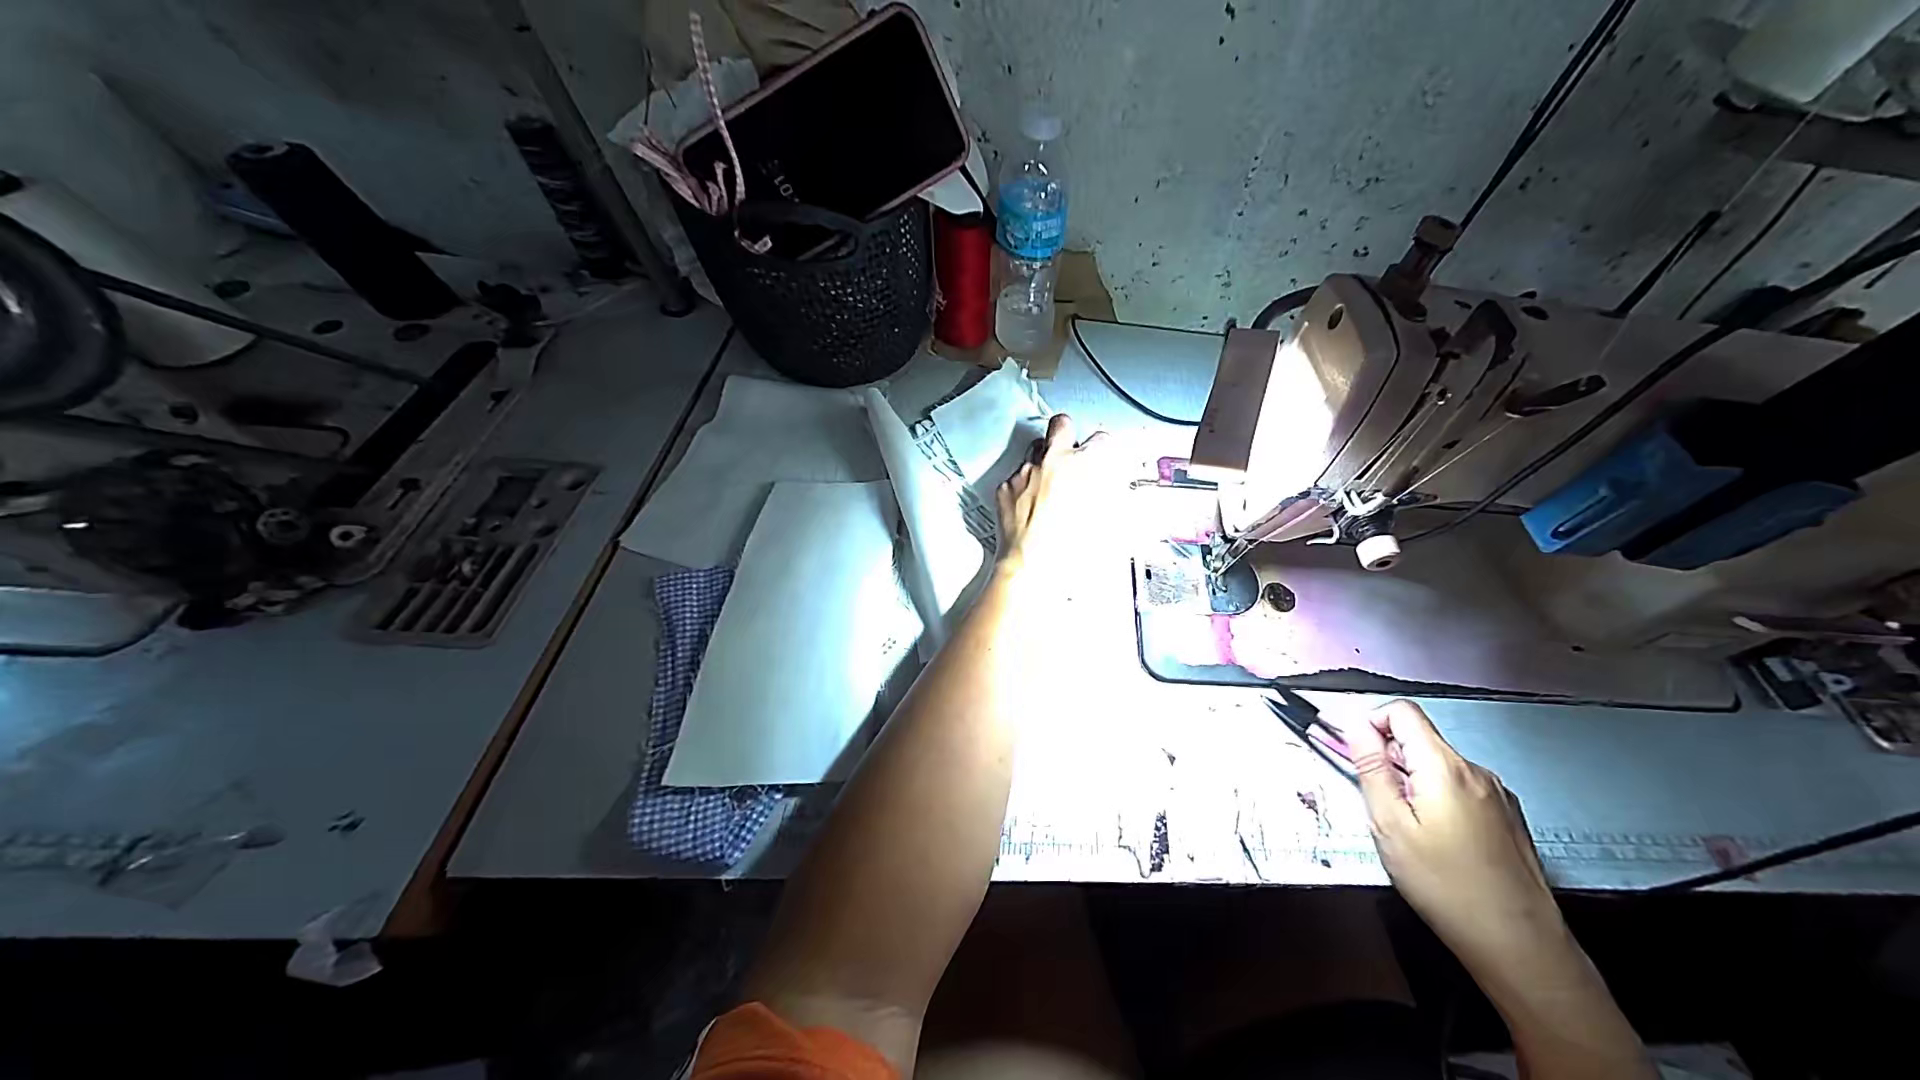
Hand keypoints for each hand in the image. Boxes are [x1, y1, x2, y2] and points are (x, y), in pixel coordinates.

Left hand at [993, 414, 1108, 580]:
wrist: (1031, 565)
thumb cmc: (1068, 548)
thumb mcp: (1103, 519)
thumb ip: (1105, 494)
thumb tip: (1106, 488)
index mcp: (1082, 465)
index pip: (1100, 440)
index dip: (1102, 446)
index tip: (1101, 452)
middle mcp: (1051, 461)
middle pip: (1060, 425)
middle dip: (1066, 432)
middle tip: (1069, 445)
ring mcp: (1025, 472)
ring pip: (1034, 449)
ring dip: (1043, 458)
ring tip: (1048, 479)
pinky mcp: (1005, 487)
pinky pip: (1016, 476)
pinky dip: (1023, 485)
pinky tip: (1029, 503)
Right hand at [1345, 701, 1567, 973]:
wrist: (1519, 945)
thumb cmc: (1447, 888)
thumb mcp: (1389, 825)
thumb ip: (1371, 768)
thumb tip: (1357, 728)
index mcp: (1445, 767)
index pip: (1402, 712)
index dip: (1372, 724)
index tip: (1358, 754)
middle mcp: (1477, 772)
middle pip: (1420, 739)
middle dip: (1390, 759)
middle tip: (1376, 800)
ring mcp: (1498, 795)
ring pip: (1439, 766)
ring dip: (1413, 782)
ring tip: (1406, 827)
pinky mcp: (1508, 817)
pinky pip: (1461, 789)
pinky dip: (1438, 800)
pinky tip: (1436, 840)